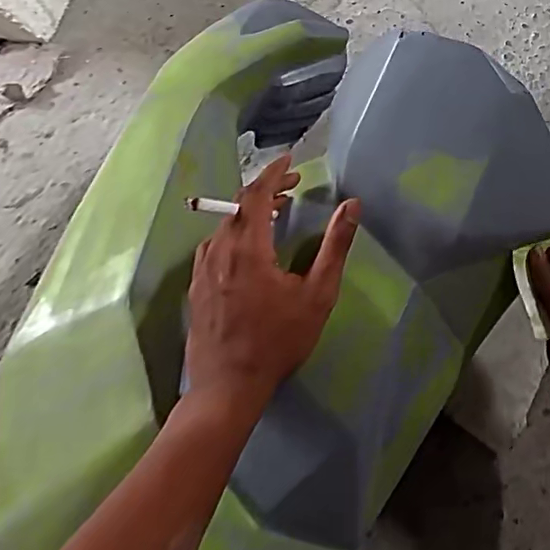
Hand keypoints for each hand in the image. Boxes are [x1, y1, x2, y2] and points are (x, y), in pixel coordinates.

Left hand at [185, 155, 358, 415]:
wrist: (227, 389)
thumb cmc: (277, 341)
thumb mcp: (317, 295)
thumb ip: (335, 246)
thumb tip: (352, 205)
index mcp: (247, 248)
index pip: (257, 194)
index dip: (274, 172)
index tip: (291, 159)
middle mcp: (219, 250)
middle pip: (240, 204)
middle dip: (267, 189)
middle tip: (293, 185)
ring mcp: (202, 268)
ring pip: (226, 224)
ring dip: (251, 210)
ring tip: (277, 213)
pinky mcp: (196, 285)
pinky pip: (215, 243)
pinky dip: (236, 231)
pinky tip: (250, 247)